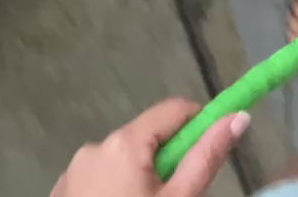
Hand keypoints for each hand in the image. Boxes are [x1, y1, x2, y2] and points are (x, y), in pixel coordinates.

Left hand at [50, 100, 248, 196]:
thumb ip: (207, 156)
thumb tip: (238, 116)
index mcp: (124, 143)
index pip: (175, 110)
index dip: (199, 126)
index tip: (209, 155)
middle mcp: (93, 148)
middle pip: (148, 138)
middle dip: (168, 162)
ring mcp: (70, 174)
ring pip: (123, 161)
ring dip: (141, 179)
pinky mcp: (58, 196)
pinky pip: (98, 180)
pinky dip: (114, 192)